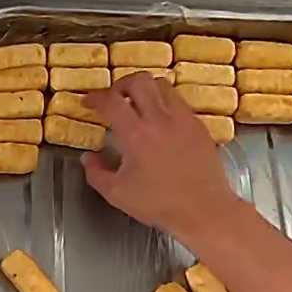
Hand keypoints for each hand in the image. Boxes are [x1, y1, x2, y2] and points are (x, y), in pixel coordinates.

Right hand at [82, 73, 245, 239]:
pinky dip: (164, 102)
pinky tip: (160, 121)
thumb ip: (96, 173)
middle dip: (120, 85)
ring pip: (161, 85)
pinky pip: (178, 101)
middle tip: (113, 98)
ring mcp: (183, 119)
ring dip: (144, 89)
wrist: (203, 210)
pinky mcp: (198, 125)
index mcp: (136, 134)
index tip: (88, 103)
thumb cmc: (158, 204)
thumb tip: (88, 158)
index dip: (95, 97)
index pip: (111, 100)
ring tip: (137, 104)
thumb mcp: (117, 194)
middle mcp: (160, 118)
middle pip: (137, 81)